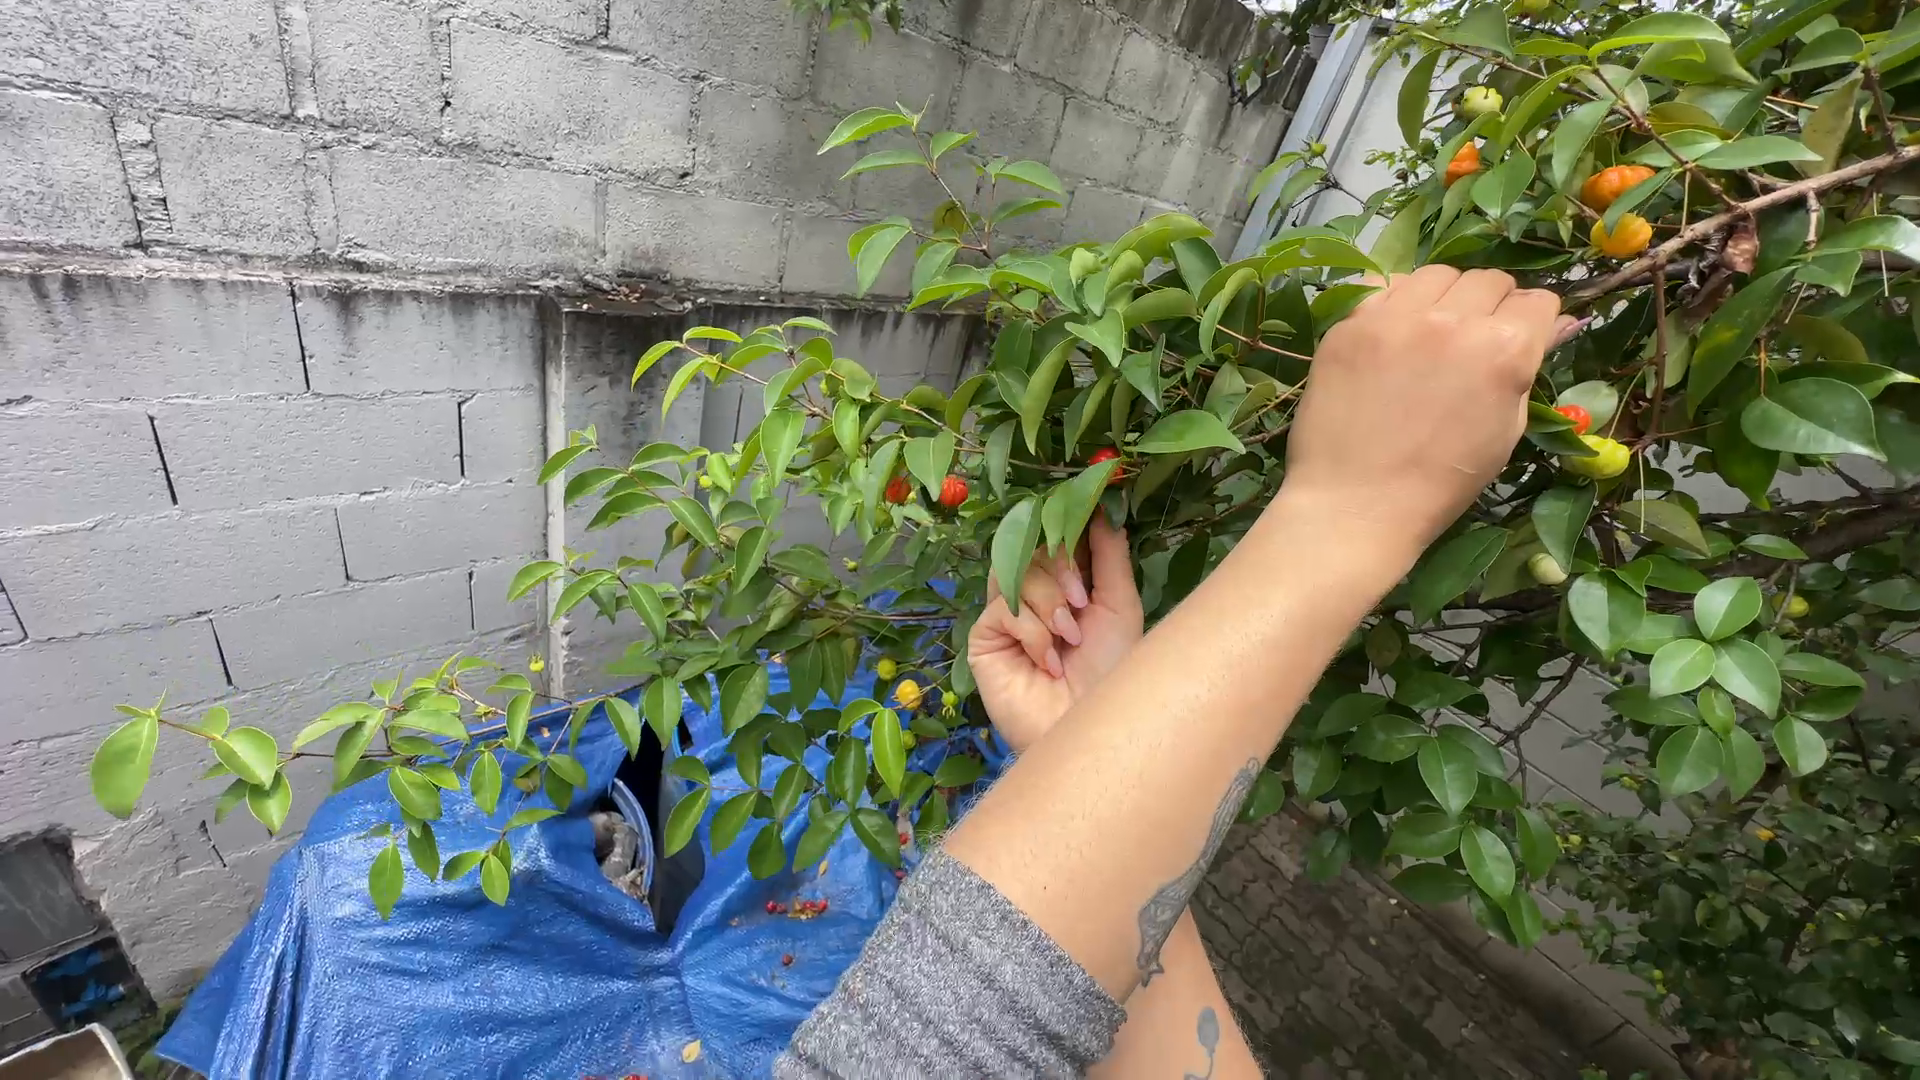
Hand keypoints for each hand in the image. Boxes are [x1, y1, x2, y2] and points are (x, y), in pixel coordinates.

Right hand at [967, 516, 1141, 751]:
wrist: (1091, 728)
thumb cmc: (1112, 670)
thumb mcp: (1120, 606)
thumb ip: (1109, 557)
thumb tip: (1104, 511)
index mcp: (1067, 584)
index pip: (1053, 538)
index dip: (1065, 531)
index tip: (1084, 533)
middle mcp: (1034, 594)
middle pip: (1030, 548)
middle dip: (1060, 569)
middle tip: (1082, 602)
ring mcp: (1007, 615)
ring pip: (1015, 573)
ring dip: (1048, 601)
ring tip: (1070, 638)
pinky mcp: (985, 638)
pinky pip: (1003, 608)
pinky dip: (1031, 631)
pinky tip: (1048, 661)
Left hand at [1280, 265, 1571, 555]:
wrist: (1354, 504)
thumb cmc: (1438, 483)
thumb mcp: (1506, 429)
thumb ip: (1523, 367)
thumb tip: (1552, 325)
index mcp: (1505, 347)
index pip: (1535, 301)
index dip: (1526, 323)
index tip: (1508, 344)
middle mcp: (1451, 321)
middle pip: (1485, 280)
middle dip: (1485, 307)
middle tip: (1462, 345)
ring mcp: (1392, 320)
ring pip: (1433, 276)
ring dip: (1438, 297)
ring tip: (1423, 336)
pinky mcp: (1345, 329)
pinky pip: (1378, 289)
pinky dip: (1390, 303)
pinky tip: (1386, 334)